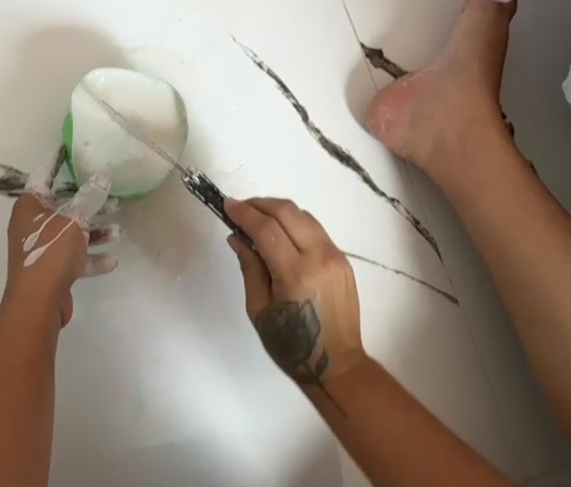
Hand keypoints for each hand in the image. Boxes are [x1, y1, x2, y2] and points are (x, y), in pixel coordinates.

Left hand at [2, 175, 112, 328]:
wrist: (37, 303)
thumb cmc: (50, 253)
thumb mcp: (73, 220)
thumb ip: (89, 198)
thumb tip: (102, 177)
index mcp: (31, 205)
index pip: (45, 174)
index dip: (58, 160)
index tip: (70, 146)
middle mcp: (33, 223)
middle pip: (64, 205)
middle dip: (90, 201)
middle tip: (113, 193)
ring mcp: (42, 247)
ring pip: (72, 231)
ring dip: (95, 230)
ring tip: (118, 229)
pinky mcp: (52, 269)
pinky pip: (74, 257)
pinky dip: (91, 256)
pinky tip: (112, 260)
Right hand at [225, 197, 364, 391]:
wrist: (338, 365)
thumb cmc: (292, 345)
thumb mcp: (260, 310)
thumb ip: (249, 268)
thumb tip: (237, 237)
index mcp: (296, 274)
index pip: (266, 229)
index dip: (244, 213)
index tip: (227, 205)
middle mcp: (319, 258)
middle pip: (287, 212)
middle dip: (260, 204)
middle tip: (240, 208)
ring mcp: (335, 256)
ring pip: (303, 215)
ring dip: (278, 210)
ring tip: (258, 218)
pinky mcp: (343, 259)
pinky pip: (315, 229)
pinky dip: (294, 222)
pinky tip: (281, 233)